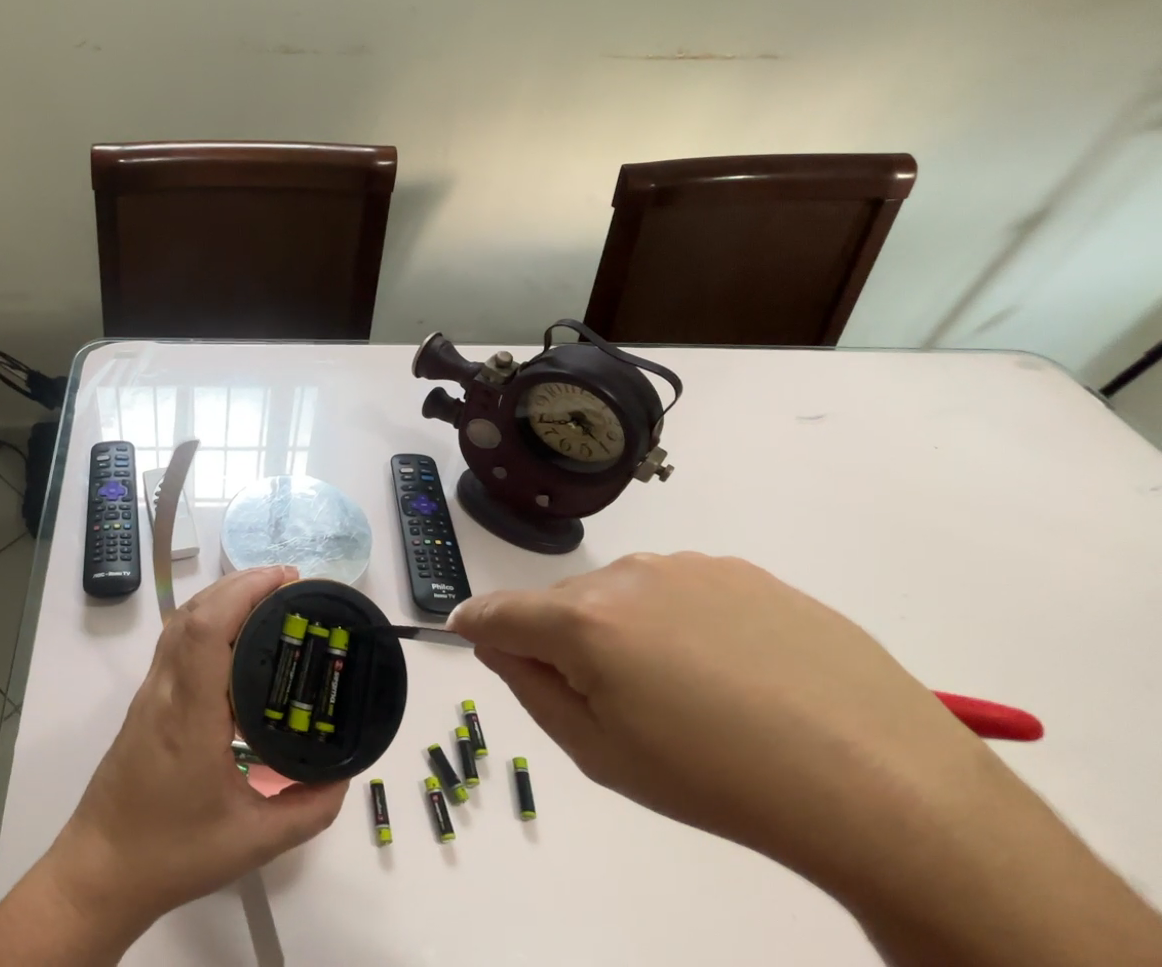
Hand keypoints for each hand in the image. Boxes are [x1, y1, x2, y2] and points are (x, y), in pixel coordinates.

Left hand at [47, 566, 347, 930]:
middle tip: (290, 585)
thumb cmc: (172, 854)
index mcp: (190, 717)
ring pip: (178, 625)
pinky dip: (206, 623)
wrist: (100, 871)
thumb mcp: (254, 841)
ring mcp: (149, 696)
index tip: (287, 581)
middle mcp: (165, 693)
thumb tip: (343, 776)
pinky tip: (236, 642)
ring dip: (220, 599)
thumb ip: (308, 809)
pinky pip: (174, 646)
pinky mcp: (145, 706)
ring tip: (268, 602)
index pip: (207, 630)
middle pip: (193, 613)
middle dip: (240, 584)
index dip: (245, 591)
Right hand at [445, 552, 995, 875]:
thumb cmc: (718, 781)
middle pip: (562, 602)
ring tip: (682, 691)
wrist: (881, 783)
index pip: (498, 611)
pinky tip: (729, 671)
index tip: (469, 637)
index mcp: (584, 621)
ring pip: (622, 592)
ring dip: (622, 628)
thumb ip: (531, 688)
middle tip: (610, 703)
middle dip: (561, 640)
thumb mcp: (600, 753)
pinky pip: (681, 590)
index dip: (475, 626)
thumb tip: (500, 643)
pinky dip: (678, 621)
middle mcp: (630, 574)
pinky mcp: (750, 572)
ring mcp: (694, 567)